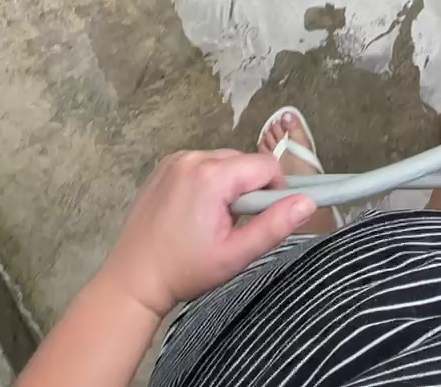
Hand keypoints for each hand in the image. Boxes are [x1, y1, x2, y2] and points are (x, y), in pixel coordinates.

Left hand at [96, 150, 316, 317]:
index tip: (259, 218)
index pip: (266, 166)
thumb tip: (308, 202)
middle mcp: (194, 157)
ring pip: (225, 160)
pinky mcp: (165, 164)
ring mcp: (176, 159)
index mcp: (213, 176)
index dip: (274, 190)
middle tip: (233, 223)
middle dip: (248, 188)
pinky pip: (203, 162)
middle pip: (245, 161)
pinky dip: (209, 179)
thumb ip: (275, 225)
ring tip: (213, 217)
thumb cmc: (186, 270)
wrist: (132, 281)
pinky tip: (195, 208)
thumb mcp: (235, 255)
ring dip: (229, 183)